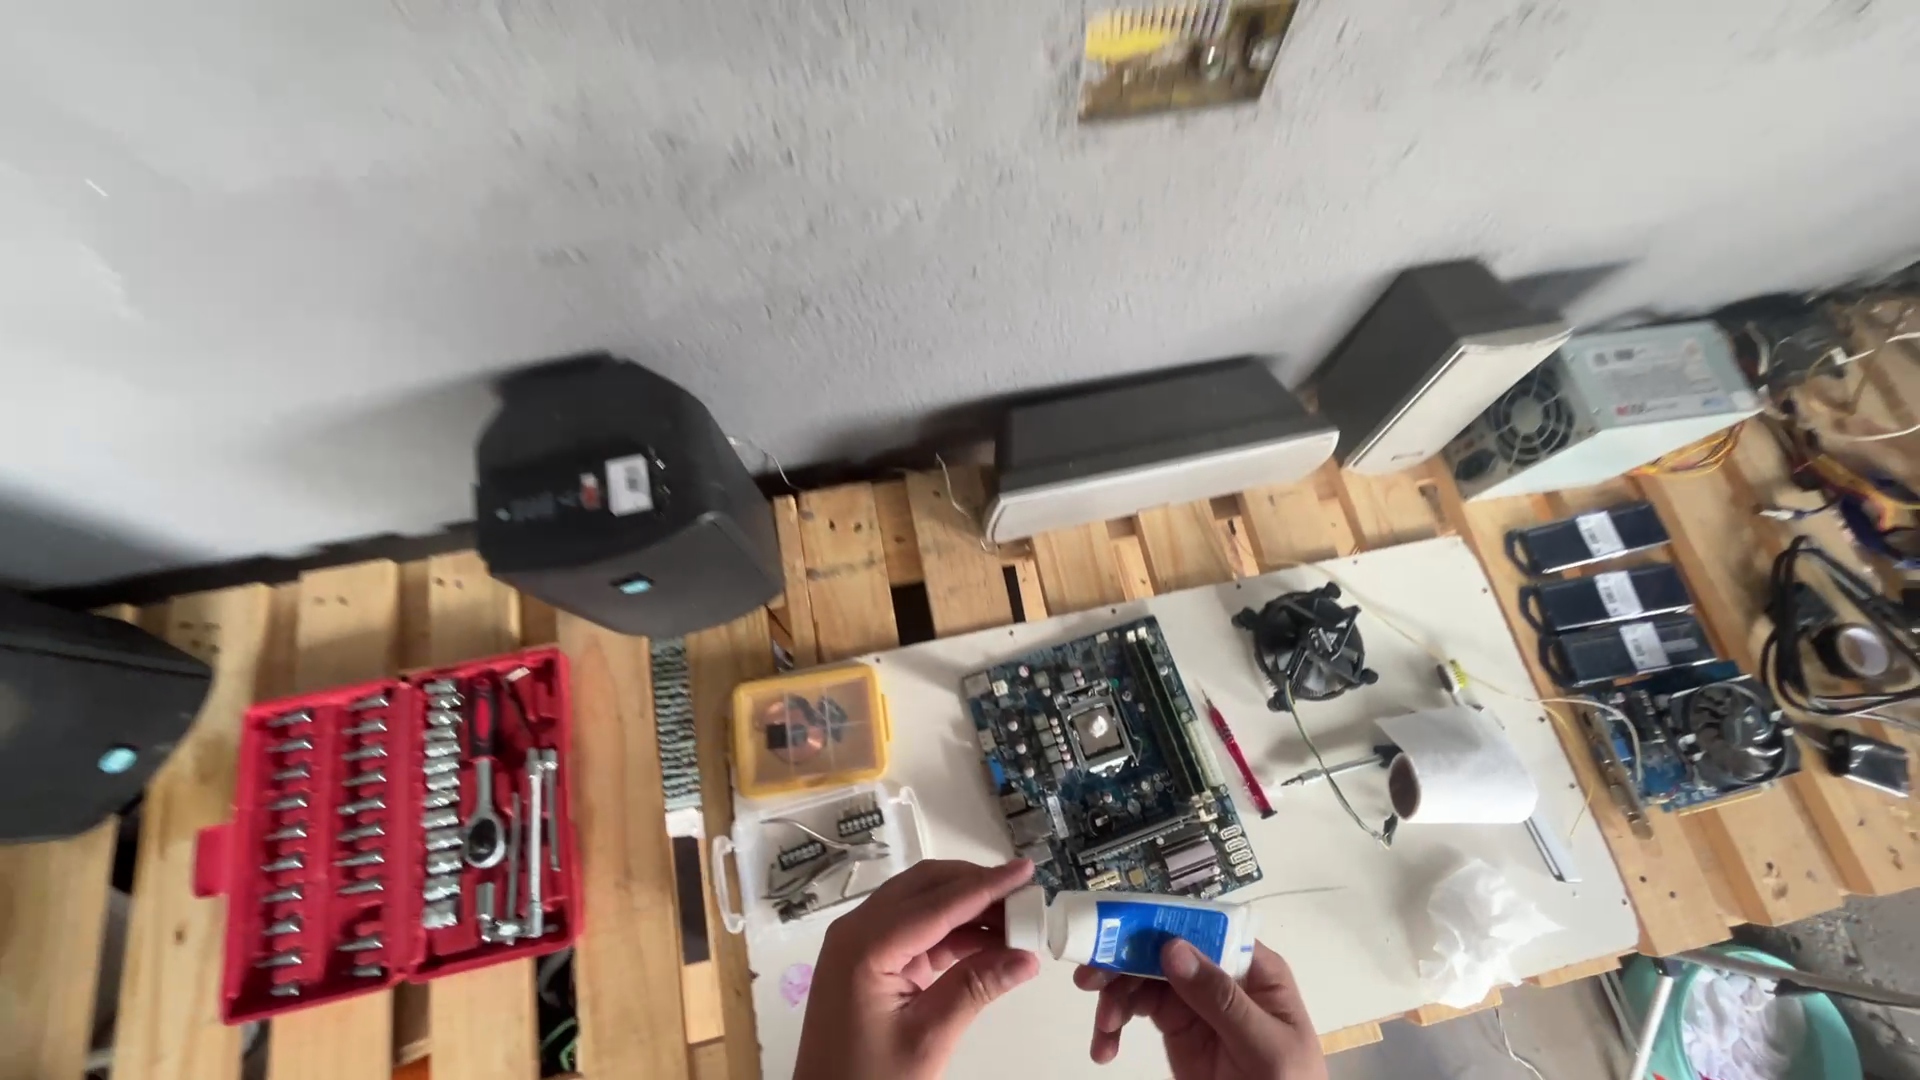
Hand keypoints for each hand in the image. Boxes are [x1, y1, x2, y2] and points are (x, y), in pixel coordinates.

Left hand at [793, 859, 1039, 1079]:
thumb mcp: (927, 1039)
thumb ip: (975, 988)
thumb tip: (1024, 957)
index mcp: (864, 944)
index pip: (937, 902)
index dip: (986, 885)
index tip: (1024, 870)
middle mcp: (857, 929)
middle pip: (927, 887)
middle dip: (978, 887)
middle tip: (1024, 896)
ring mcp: (861, 941)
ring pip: (924, 902)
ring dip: (968, 907)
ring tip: (1014, 920)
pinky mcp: (870, 958)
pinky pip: (918, 928)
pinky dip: (954, 931)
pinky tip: (988, 942)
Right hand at [1074, 939, 1327, 1079]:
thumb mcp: (1264, 1049)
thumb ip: (1221, 1000)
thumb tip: (1171, 946)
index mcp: (1252, 967)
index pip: (1202, 927)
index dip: (1159, 921)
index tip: (1118, 928)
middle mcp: (1219, 973)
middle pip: (1162, 948)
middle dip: (1122, 961)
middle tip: (1089, 979)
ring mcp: (1194, 999)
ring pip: (1142, 975)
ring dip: (1114, 995)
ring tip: (1102, 1027)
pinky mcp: (1175, 1026)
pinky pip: (1137, 1008)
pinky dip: (1115, 1021)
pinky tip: (1105, 1044)